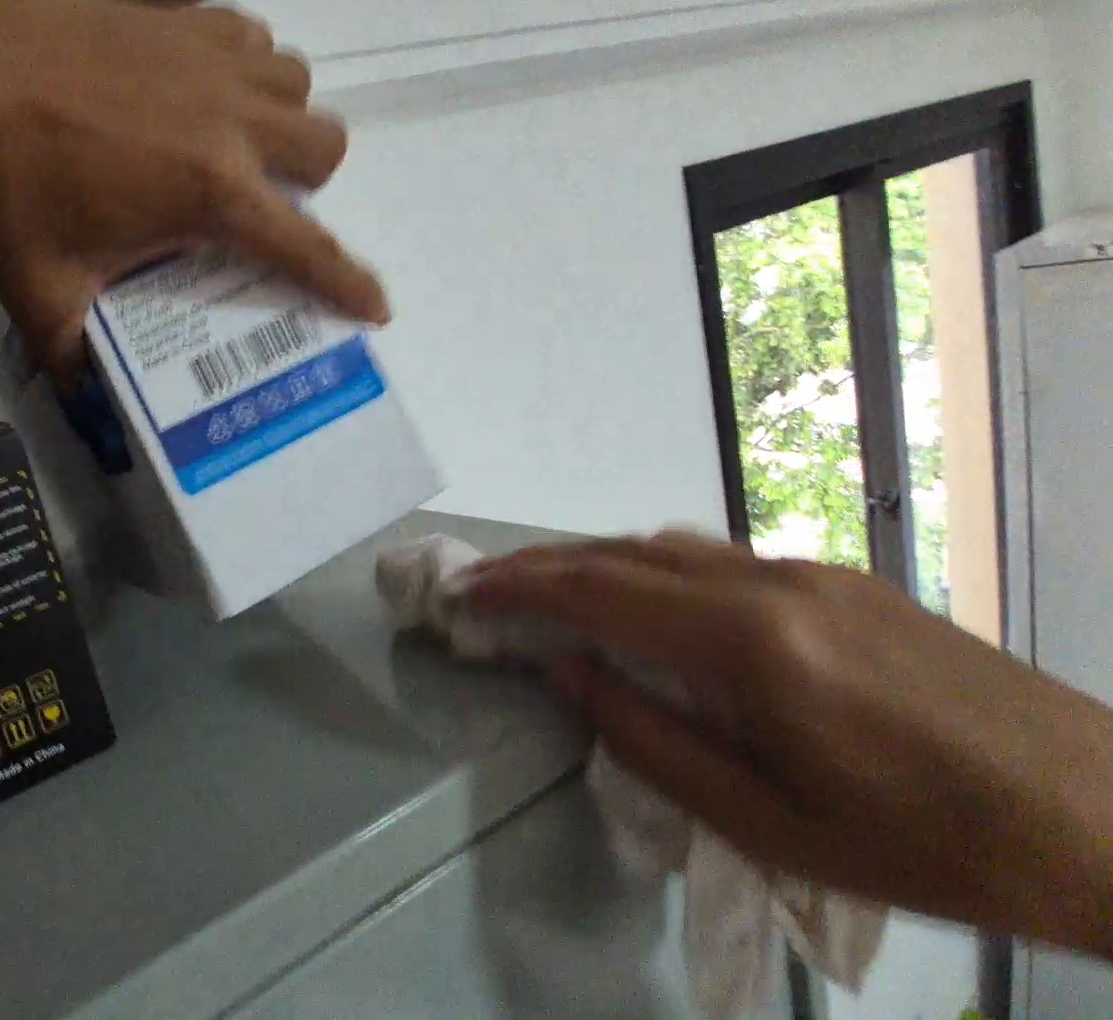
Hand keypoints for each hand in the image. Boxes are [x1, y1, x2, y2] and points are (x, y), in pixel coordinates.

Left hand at [0, 0, 386, 377]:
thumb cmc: (0, 192)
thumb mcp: (40, 295)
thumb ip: (69, 355)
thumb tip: (80, 398)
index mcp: (208, 195)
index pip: (304, 247)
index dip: (347, 283)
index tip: (375, 307)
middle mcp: (228, 121)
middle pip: (327, 145)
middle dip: (309, 186)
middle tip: (255, 207)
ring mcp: (203, 57)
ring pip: (296, 80)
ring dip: (282, 120)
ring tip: (229, 145)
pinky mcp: (170, 16)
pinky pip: (247, 34)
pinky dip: (243, 66)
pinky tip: (193, 90)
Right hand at [463, 531, 1112, 957]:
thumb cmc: (931, 847)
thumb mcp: (765, 820)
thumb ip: (646, 734)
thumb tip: (565, 669)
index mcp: (749, 643)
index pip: (598, 589)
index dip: (517, 584)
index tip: (461, 591)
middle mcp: (773, 583)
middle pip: (624, 551)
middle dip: (542, 561)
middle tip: (482, 582)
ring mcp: (814, 573)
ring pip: (670, 546)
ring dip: (594, 560)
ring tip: (544, 587)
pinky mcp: (845, 582)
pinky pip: (717, 559)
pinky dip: (649, 568)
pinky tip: (640, 600)